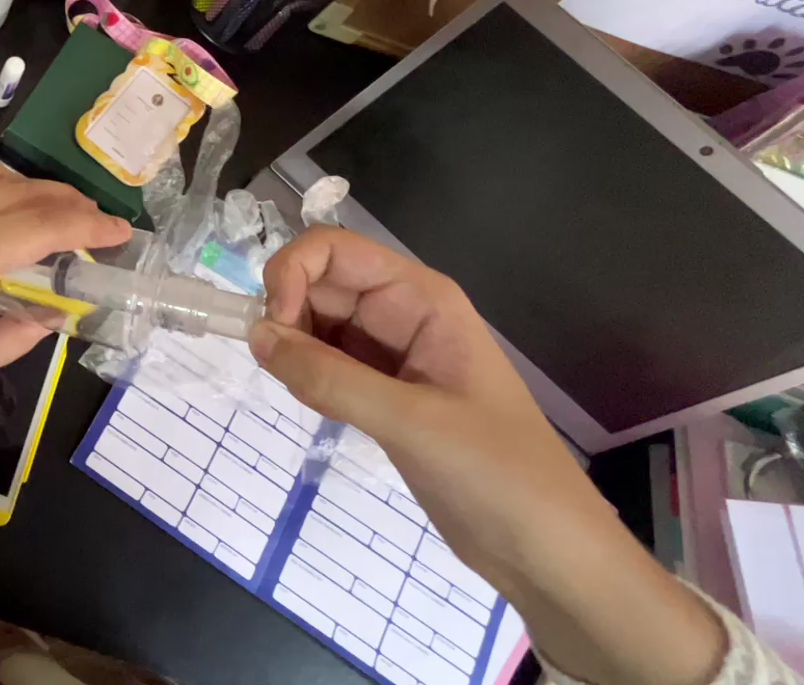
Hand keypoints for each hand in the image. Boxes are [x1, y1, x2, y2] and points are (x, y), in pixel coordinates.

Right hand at [251, 227, 724, 684]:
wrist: (549, 554)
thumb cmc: (499, 475)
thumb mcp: (412, 422)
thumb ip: (328, 376)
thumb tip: (254, 335)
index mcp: (418, 298)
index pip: (332, 249)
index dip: (292, 272)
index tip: (275, 325)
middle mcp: (395, 312)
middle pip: (314, 284)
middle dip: (287, 318)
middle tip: (287, 372)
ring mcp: (382, 351)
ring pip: (309, 323)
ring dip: (293, 352)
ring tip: (316, 401)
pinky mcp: (373, 388)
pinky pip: (317, 361)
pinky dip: (304, 378)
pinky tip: (326, 414)